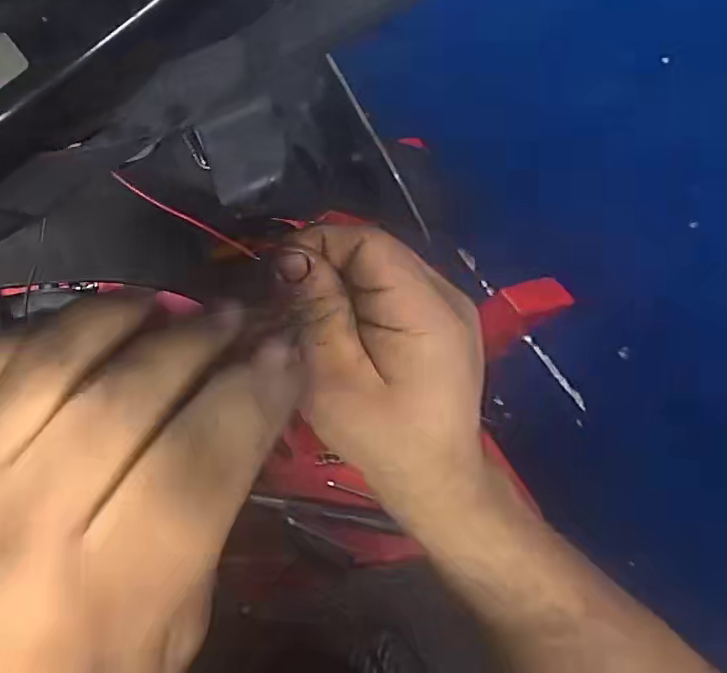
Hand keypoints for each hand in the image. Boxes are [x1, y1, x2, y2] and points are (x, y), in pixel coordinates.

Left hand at [0, 292, 301, 672]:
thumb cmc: (86, 663)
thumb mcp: (175, 622)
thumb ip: (211, 510)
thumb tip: (251, 393)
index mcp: (100, 593)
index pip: (191, 468)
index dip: (250, 398)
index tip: (283, 355)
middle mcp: (28, 522)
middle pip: (127, 397)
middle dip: (198, 343)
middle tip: (234, 318)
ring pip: (60, 356)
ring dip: (128, 314)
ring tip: (171, 306)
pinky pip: (9, 350)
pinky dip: (65, 323)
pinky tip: (104, 323)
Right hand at [274, 225, 496, 522]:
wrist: (439, 485)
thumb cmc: (384, 441)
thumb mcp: (335, 382)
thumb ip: (317, 313)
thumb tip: (291, 256)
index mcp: (427, 309)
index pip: (367, 241)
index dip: (317, 243)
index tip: (279, 273)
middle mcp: (445, 293)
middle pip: (373, 247)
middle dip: (323, 260)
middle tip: (285, 292)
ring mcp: (446, 303)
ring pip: (378, 261)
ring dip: (336, 275)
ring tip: (305, 305)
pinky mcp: (439, 315)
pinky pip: (389, 281)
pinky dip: (355, 289)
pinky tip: (336, 318)